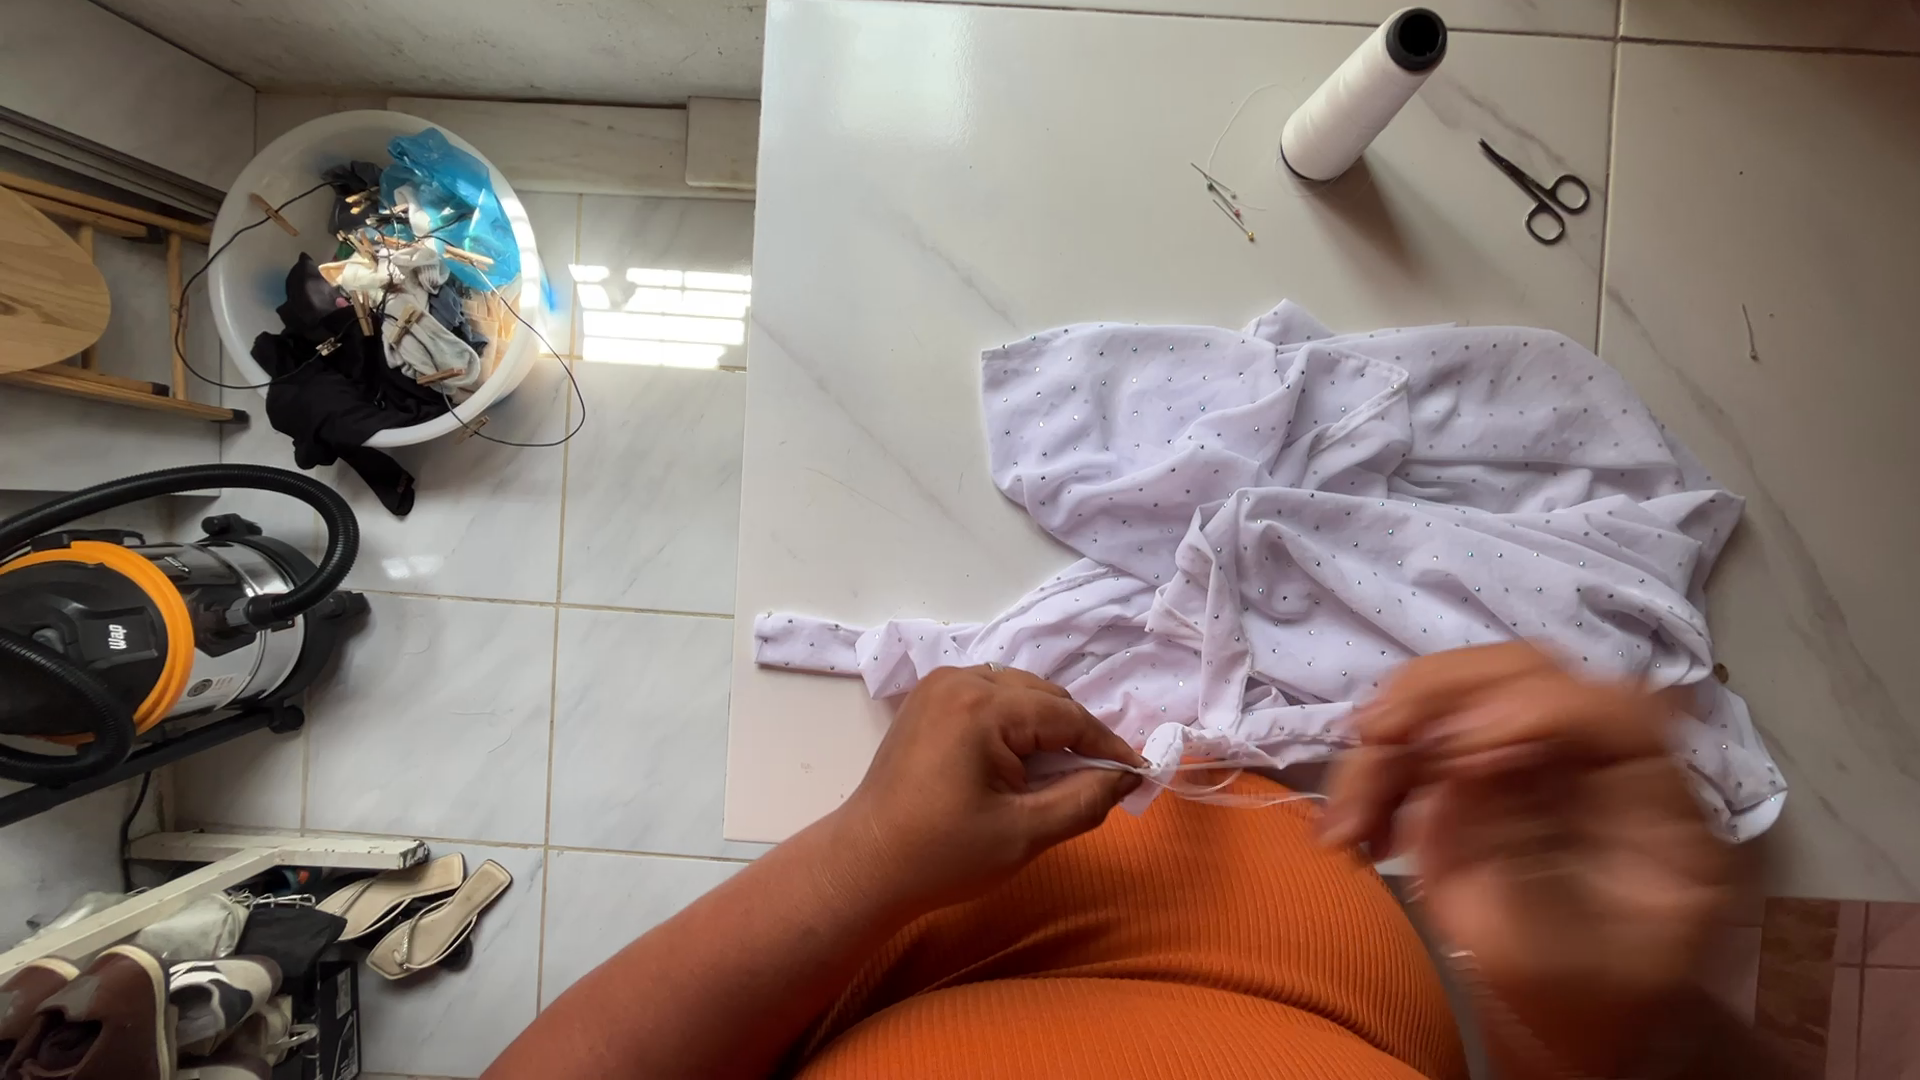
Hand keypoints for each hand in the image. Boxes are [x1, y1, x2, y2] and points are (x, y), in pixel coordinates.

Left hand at [828, 665, 1143, 912]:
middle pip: (1042, 696)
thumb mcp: (1025, 833)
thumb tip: (1127, 776)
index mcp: (981, 707)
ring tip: (1057, 771)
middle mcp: (960, 680)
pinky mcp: (928, 698)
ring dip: (1045, 724)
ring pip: (1018, 691)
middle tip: (1097, 778)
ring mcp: (940, 685)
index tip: (1139, 771)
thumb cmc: (944, 854)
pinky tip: (1018, 756)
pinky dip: (1014, 719)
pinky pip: (990, 694)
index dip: (1106, 745)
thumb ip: (1085, 799)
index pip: (1065, 715)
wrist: (868, 862)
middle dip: (1074, 734)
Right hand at [1322, 644, 1729, 1075]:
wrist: (1562, 1005)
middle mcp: (1573, 751)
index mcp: (1641, 789)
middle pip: (1505, 670)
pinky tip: (1347, 836)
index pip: (1603, 705)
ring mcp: (1503, 750)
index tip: (1457, 760)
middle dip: (1428, 692)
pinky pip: (1391, 744)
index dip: (1531, 709)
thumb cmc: (1596, 988)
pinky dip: (1357, 779)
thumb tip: (1461, 766)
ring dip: (1377, 745)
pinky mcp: (1445, 767)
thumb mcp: (1596, 952)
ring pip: (1432, 693)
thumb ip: (1539, 859)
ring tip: (1350, 825)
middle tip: (1376, 738)